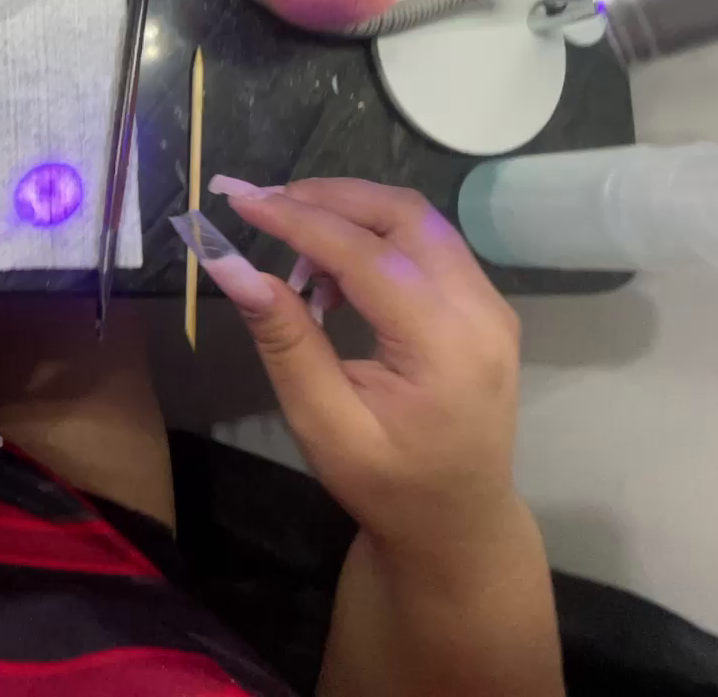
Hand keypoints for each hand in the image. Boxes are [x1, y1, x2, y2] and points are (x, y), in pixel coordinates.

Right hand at [185, 177, 524, 561]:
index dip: (296, 219)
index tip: (238, 198)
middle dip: (326, 196)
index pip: (366, 254)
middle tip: (261, 203)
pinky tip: (326, 271)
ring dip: (345, 212)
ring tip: (288, 245)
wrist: (457, 522)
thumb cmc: (386, 482)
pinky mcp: (476, 304)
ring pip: (414, 220)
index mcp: (446, 346)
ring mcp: (487, 304)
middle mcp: (481, 310)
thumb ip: (283, 339)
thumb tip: (230, 266)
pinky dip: (365, 234)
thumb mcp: (322, 420)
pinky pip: (420, 241)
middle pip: (403, 215)